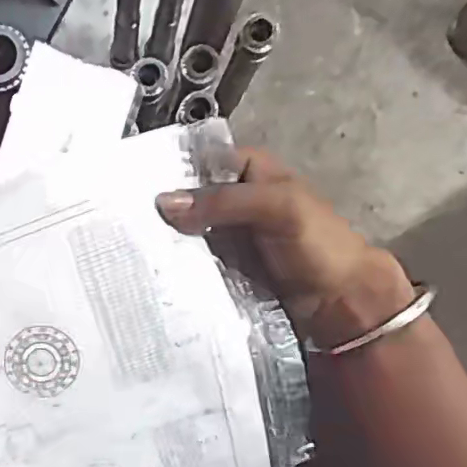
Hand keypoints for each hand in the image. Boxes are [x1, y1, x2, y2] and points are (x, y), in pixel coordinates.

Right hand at [155, 148, 415, 346]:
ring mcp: (232, 240)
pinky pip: (199, 267)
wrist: (340, 302)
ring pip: (191, 237)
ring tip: (133, 254)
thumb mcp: (276, 208)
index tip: (133, 191)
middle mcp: (237, 203)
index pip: (201, 164)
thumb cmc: (318, 245)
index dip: (172, 174)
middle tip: (126, 228)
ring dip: (170, 246)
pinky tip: (156, 277)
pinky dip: (183, 271)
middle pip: (192, 202)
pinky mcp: (229, 273)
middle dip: (164, 215)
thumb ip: (223, 202)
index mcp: (251, 173)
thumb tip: (163, 203)